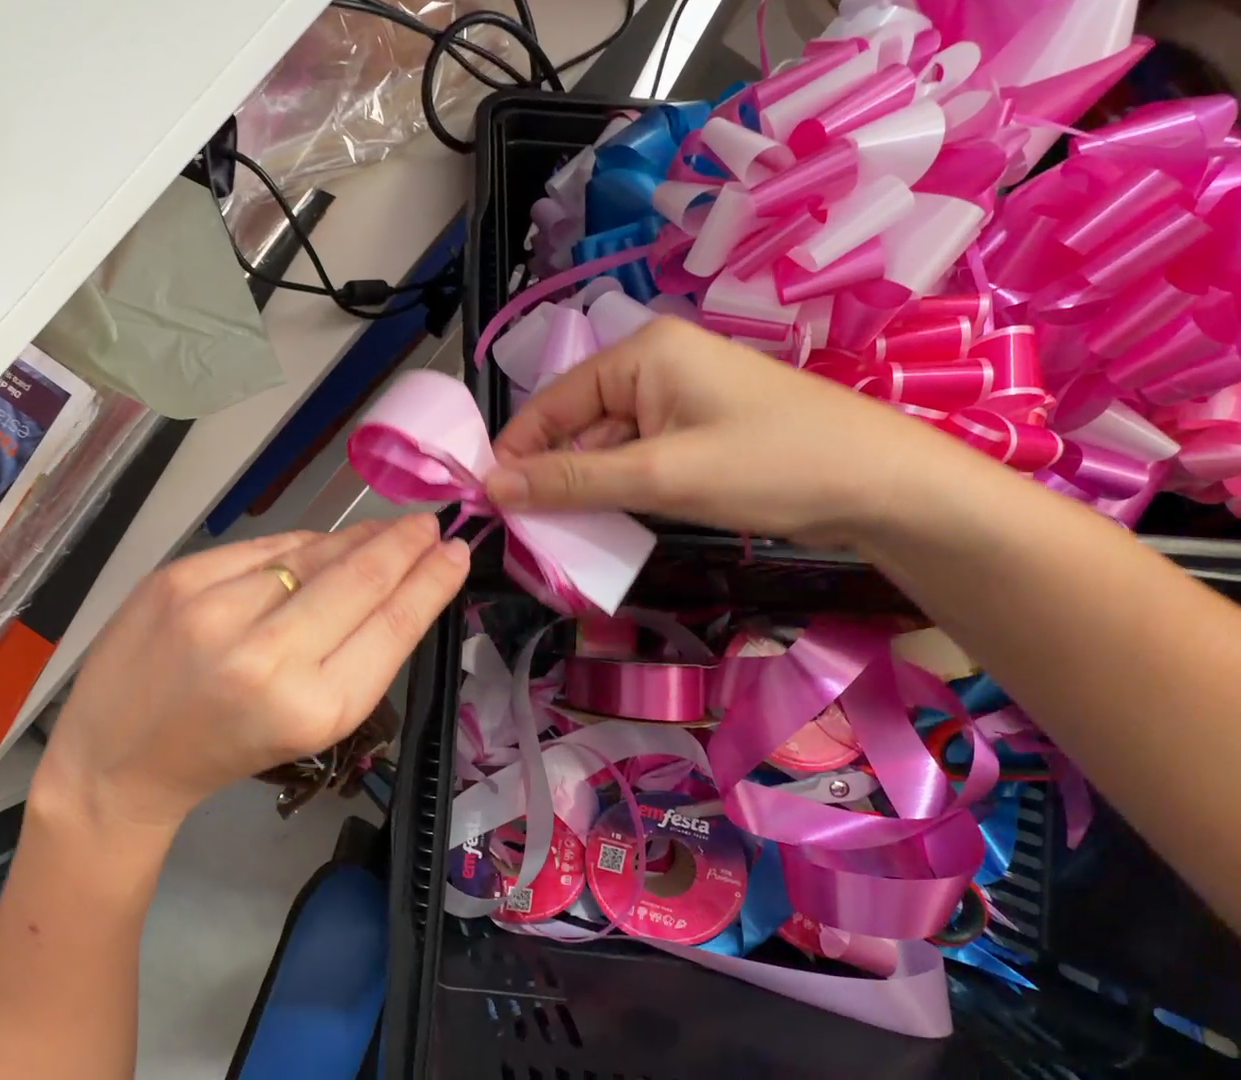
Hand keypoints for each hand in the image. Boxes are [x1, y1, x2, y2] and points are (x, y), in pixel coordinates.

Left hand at [33, 516, 469, 835]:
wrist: (118, 763)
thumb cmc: (220, 753)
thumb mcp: (302, 728)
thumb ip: (349, 658)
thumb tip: (390, 578)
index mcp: (312, 709)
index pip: (391, 627)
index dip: (430, 584)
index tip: (457, 553)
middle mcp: (269, 656)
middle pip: (359, 580)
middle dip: (403, 547)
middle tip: (431, 525)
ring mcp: (217, 609)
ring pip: (311, 554)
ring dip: (355, 539)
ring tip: (384, 530)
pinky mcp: (179, 579)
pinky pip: (261, 546)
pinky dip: (298, 542)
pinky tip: (320, 541)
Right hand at [485, 317, 993, 546]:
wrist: (888, 487)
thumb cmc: (772, 465)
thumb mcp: (659, 476)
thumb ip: (570, 480)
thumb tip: (490, 488)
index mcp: (641, 353)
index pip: (550, 401)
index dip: (516, 451)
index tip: (488, 502)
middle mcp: (654, 365)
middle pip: (574, 424)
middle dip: (551, 474)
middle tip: (527, 529)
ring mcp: (678, 397)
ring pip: (604, 445)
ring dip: (585, 487)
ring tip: (565, 533)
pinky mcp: (697, 429)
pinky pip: (635, 457)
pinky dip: (618, 489)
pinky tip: (611, 522)